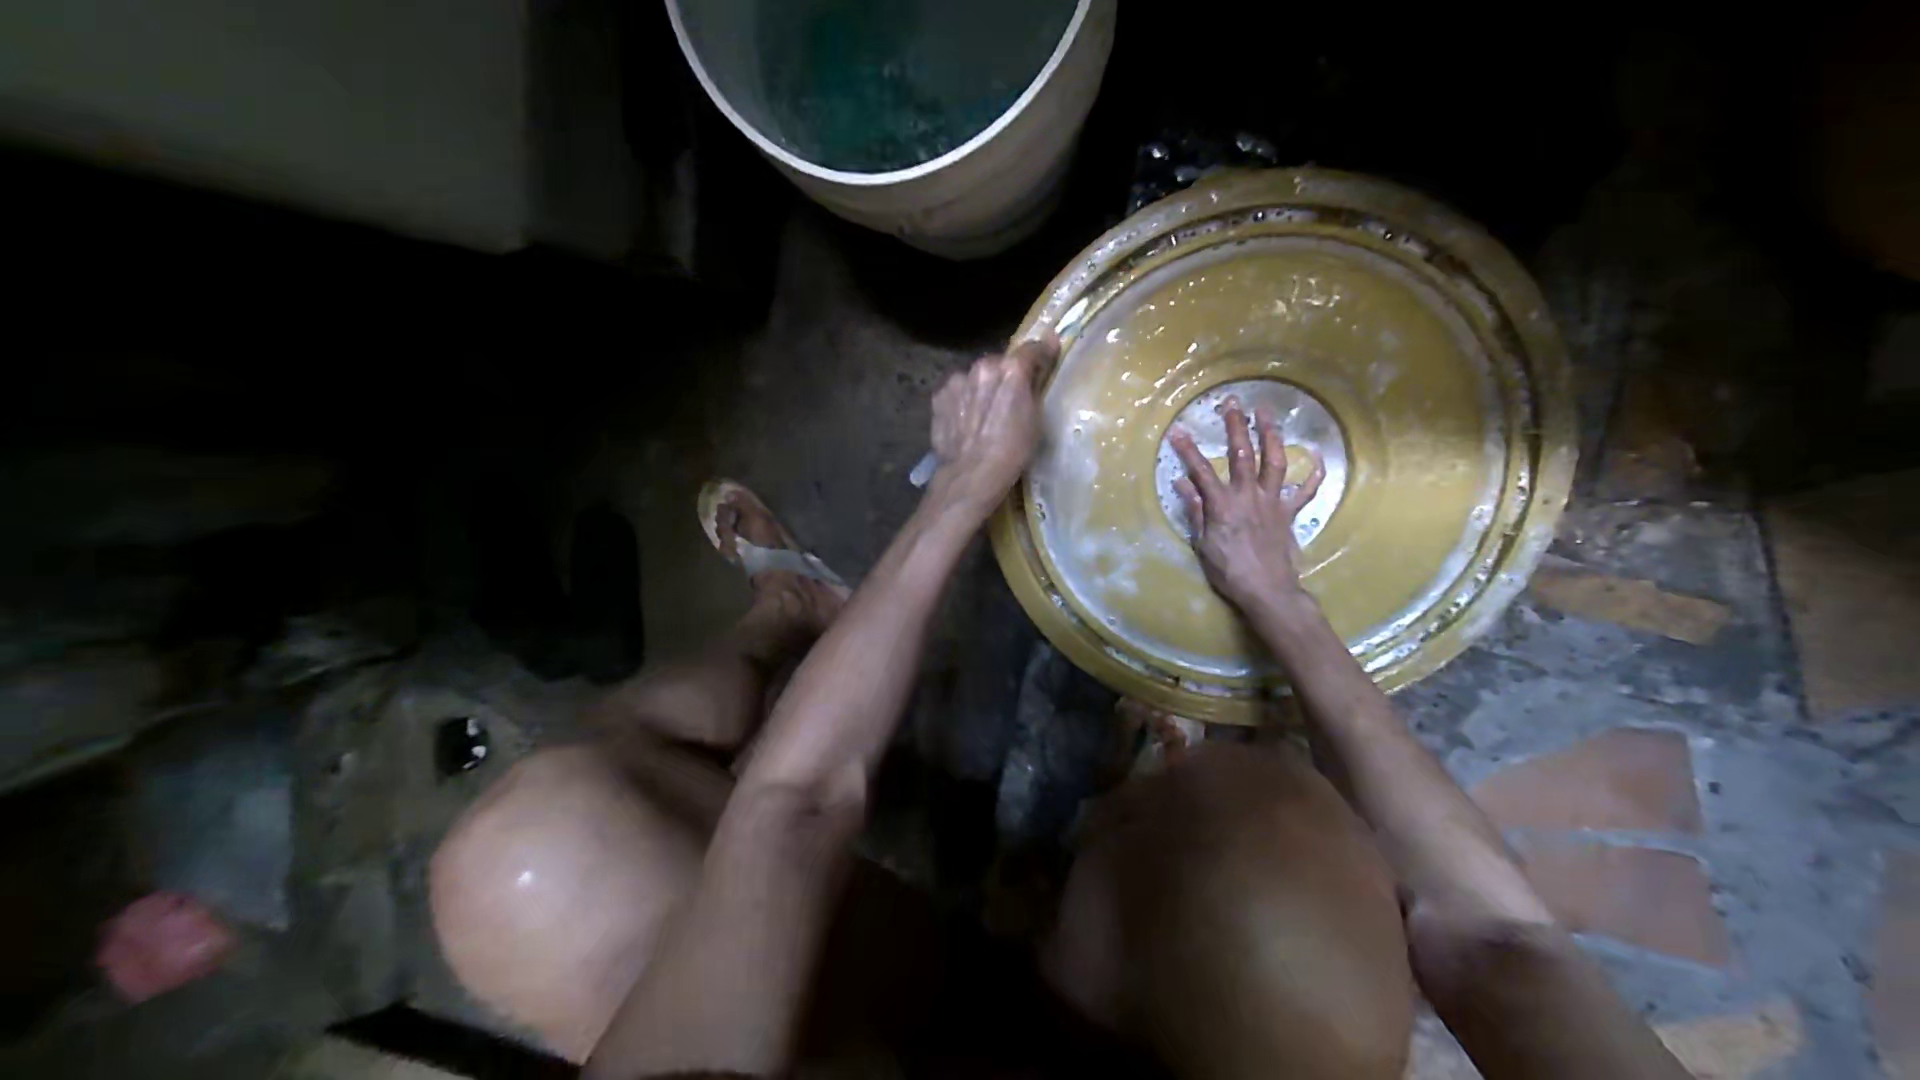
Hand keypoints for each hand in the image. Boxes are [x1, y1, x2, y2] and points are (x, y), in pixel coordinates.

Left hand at [928, 334, 1056, 517]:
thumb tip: (1045, 355)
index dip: (1042, 354)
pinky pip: (957, 390)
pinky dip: (964, 399)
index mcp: (1011, 369)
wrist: (972, 474)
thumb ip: (1036, 383)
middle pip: (1000, 362)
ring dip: (983, 387)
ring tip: (985, 412)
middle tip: (1010, 397)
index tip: (1048, 356)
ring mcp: (957, 380)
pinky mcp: (939, 395)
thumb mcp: (1036, 417)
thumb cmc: (1013, 450)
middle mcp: (982, 366)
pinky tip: (967, 419)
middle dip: (1007, 375)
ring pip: (976, 376)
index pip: (1031, 349)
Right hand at [1169, 398, 1325, 608]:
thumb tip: (1182, 484)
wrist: (1267, 589)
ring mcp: (1272, 502)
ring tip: (1266, 413)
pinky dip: (1313, 473)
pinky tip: (1316, 456)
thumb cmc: (1228, 571)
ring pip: (1274, 461)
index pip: (1201, 471)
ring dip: (1270, 434)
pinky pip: (1306, 490)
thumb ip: (1195, 510)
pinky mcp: (1289, 513)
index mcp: (1222, 505)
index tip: (1178, 431)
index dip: (1188, 450)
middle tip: (1231, 403)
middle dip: (1235, 426)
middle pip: (1242, 454)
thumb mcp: (1202, 543)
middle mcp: (1248, 496)